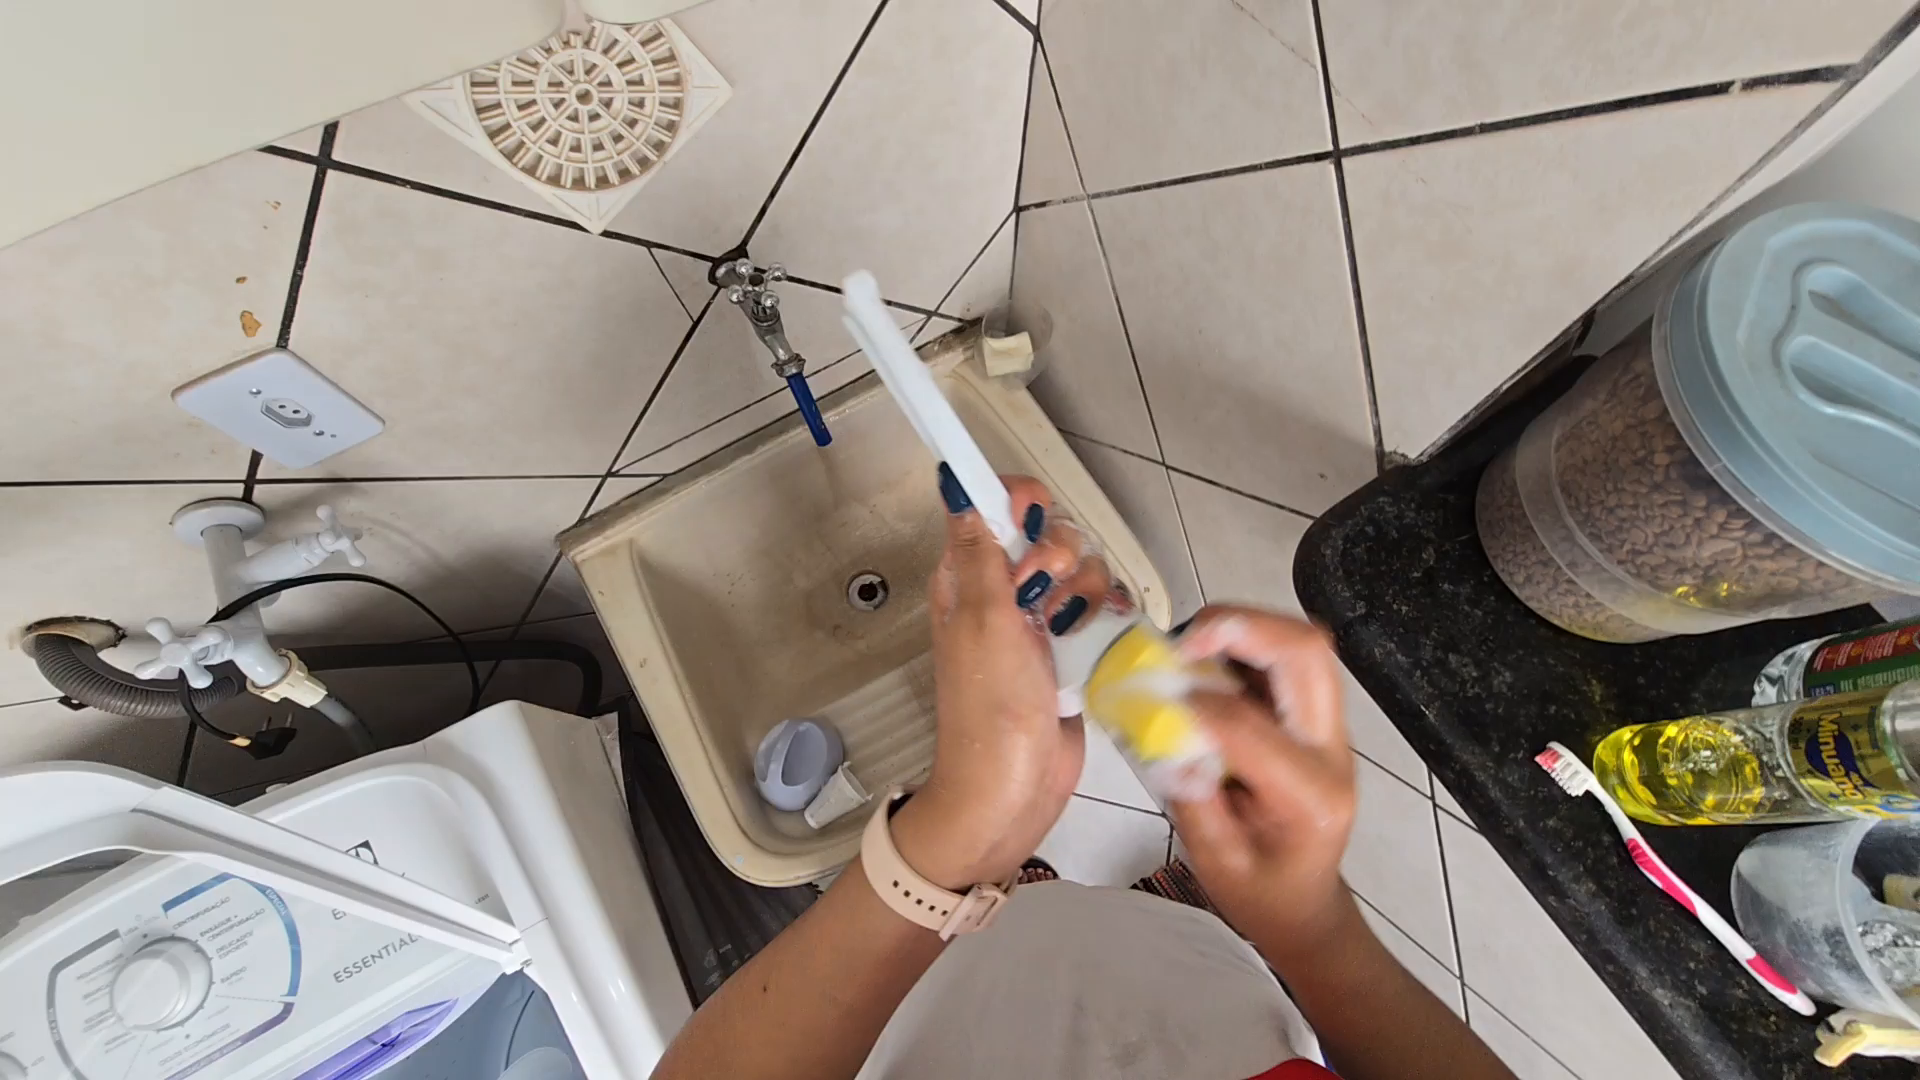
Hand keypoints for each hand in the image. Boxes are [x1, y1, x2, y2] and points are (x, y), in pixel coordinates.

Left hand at [889, 470, 1105, 890]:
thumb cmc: (989, 707)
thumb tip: (953, 484)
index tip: (1032, 524)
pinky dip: (1102, 611)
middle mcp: (1002, 589)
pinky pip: (1096, 605)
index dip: (1017, 500)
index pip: (991, 506)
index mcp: (967, 576)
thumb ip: (980, 551)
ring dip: (1081, 588)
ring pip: (1078, 567)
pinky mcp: (1070, 645)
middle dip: (1056, 553)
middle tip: (1041, 595)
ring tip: (1065, 628)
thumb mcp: (982, 620)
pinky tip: (1096, 632)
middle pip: (1046, 531)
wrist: (1011, 789)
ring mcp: (1038, 619)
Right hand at [1167, 606, 1357, 963]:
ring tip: (1190, 645)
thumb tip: (1163, 734)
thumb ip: (1191, 797)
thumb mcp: (1215, 861)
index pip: (1252, 727)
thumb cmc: (1260, 893)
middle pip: (1304, 654)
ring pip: (1301, 643)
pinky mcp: (1312, 714)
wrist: (1306, 904)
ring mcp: (1327, 727)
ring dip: (1242, 627)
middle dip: (1239, 627)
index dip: (1197, 705)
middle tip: (1183, 642)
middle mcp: (1330, 750)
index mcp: (1310, 797)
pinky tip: (1205, 660)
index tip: (1155, 700)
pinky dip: (1242, 641)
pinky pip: (1285, 655)